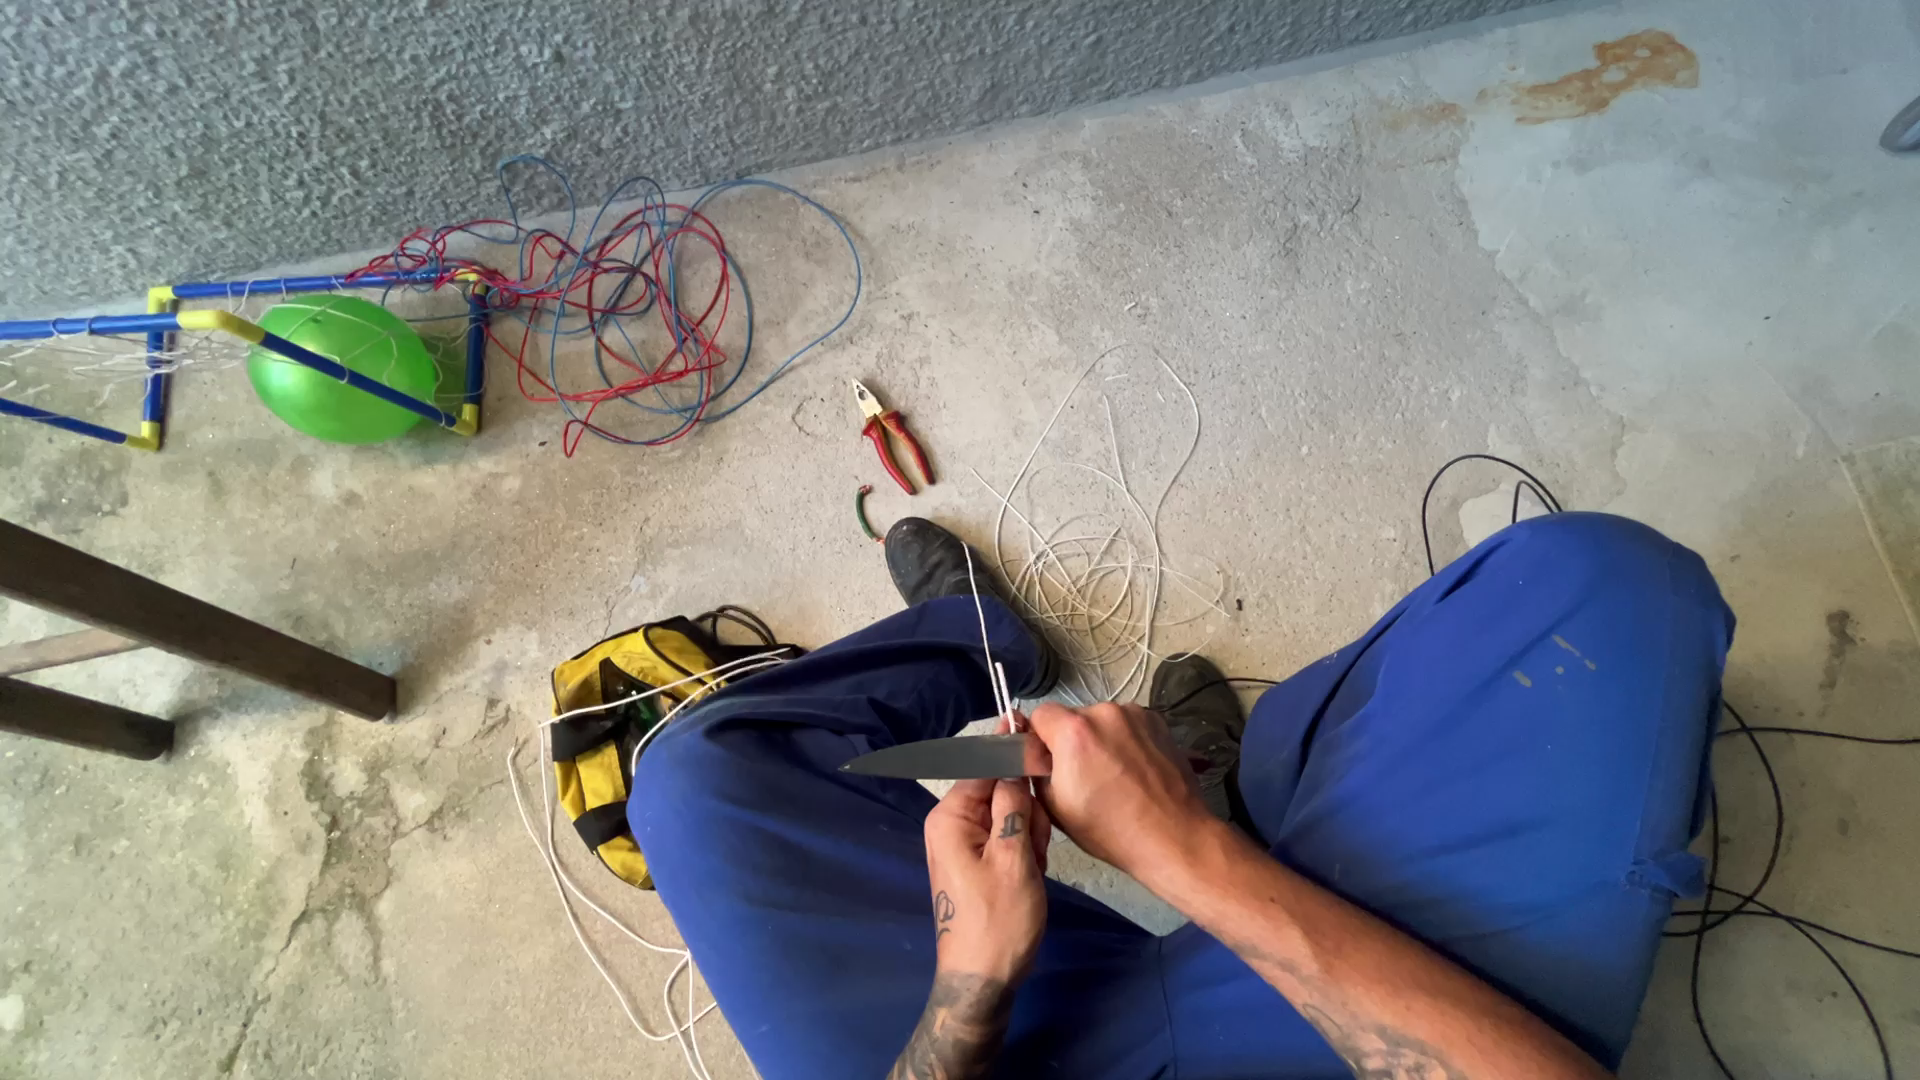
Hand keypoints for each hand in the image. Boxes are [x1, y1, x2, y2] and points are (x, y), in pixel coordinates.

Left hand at [922, 771, 1049, 982]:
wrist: (983, 981)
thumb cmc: (998, 919)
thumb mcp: (1012, 858)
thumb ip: (1014, 803)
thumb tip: (1013, 755)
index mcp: (951, 816)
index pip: (983, 764)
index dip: (1013, 753)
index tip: (1042, 748)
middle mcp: (952, 822)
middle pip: (999, 787)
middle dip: (1026, 809)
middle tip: (1036, 845)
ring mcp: (964, 841)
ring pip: (1008, 811)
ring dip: (1029, 832)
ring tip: (1033, 866)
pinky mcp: (977, 859)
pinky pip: (1006, 835)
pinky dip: (1024, 848)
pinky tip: (1031, 872)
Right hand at [1026, 702, 1214, 882]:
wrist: (1175, 837)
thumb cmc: (1112, 830)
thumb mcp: (1055, 807)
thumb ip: (1035, 769)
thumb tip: (1029, 750)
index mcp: (1074, 731)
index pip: (1040, 713)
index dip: (1039, 738)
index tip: (1049, 762)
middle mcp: (1104, 712)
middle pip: (1072, 716)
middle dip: (1071, 739)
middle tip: (1083, 774)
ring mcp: (1134, 713)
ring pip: (1100, 720)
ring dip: (1099, 738)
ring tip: (1114, 774)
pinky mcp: (1157, 720)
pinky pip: (1126, 723)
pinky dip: (1124, 739)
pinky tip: (1134, 768)